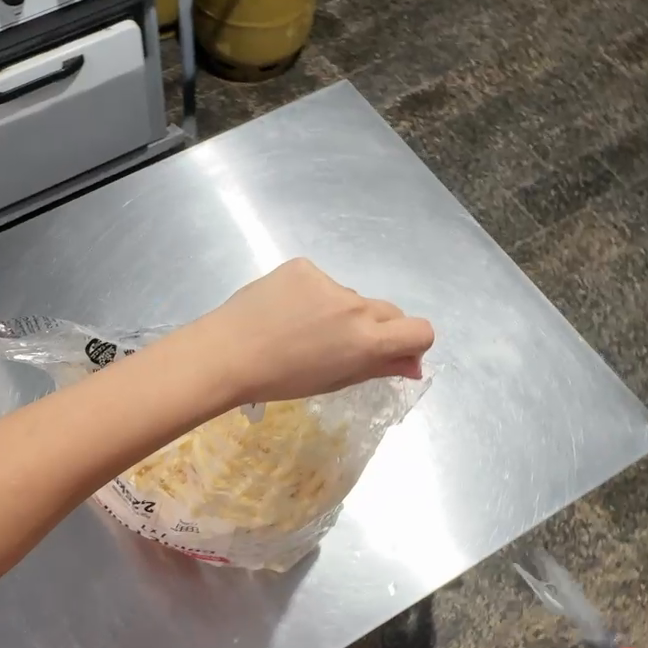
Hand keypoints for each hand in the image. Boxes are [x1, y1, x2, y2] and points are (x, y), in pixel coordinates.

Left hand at [175, 258, 434, 405]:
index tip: (394, 354)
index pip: (421, 331)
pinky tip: (284, 312)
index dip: (413, 344)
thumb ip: (379, 368)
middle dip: (377, 330)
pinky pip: (320, 283)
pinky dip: (312, 296)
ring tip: (300, 331)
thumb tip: (413, 365)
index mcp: (367, 340)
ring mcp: (328, 282)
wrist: (226, 353)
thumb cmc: (280, 380)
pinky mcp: (302, 267)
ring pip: (349, 299)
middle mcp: (355, 306)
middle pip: (388, 312)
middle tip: (340, 348)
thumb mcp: (334, 381)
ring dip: (339, 313)